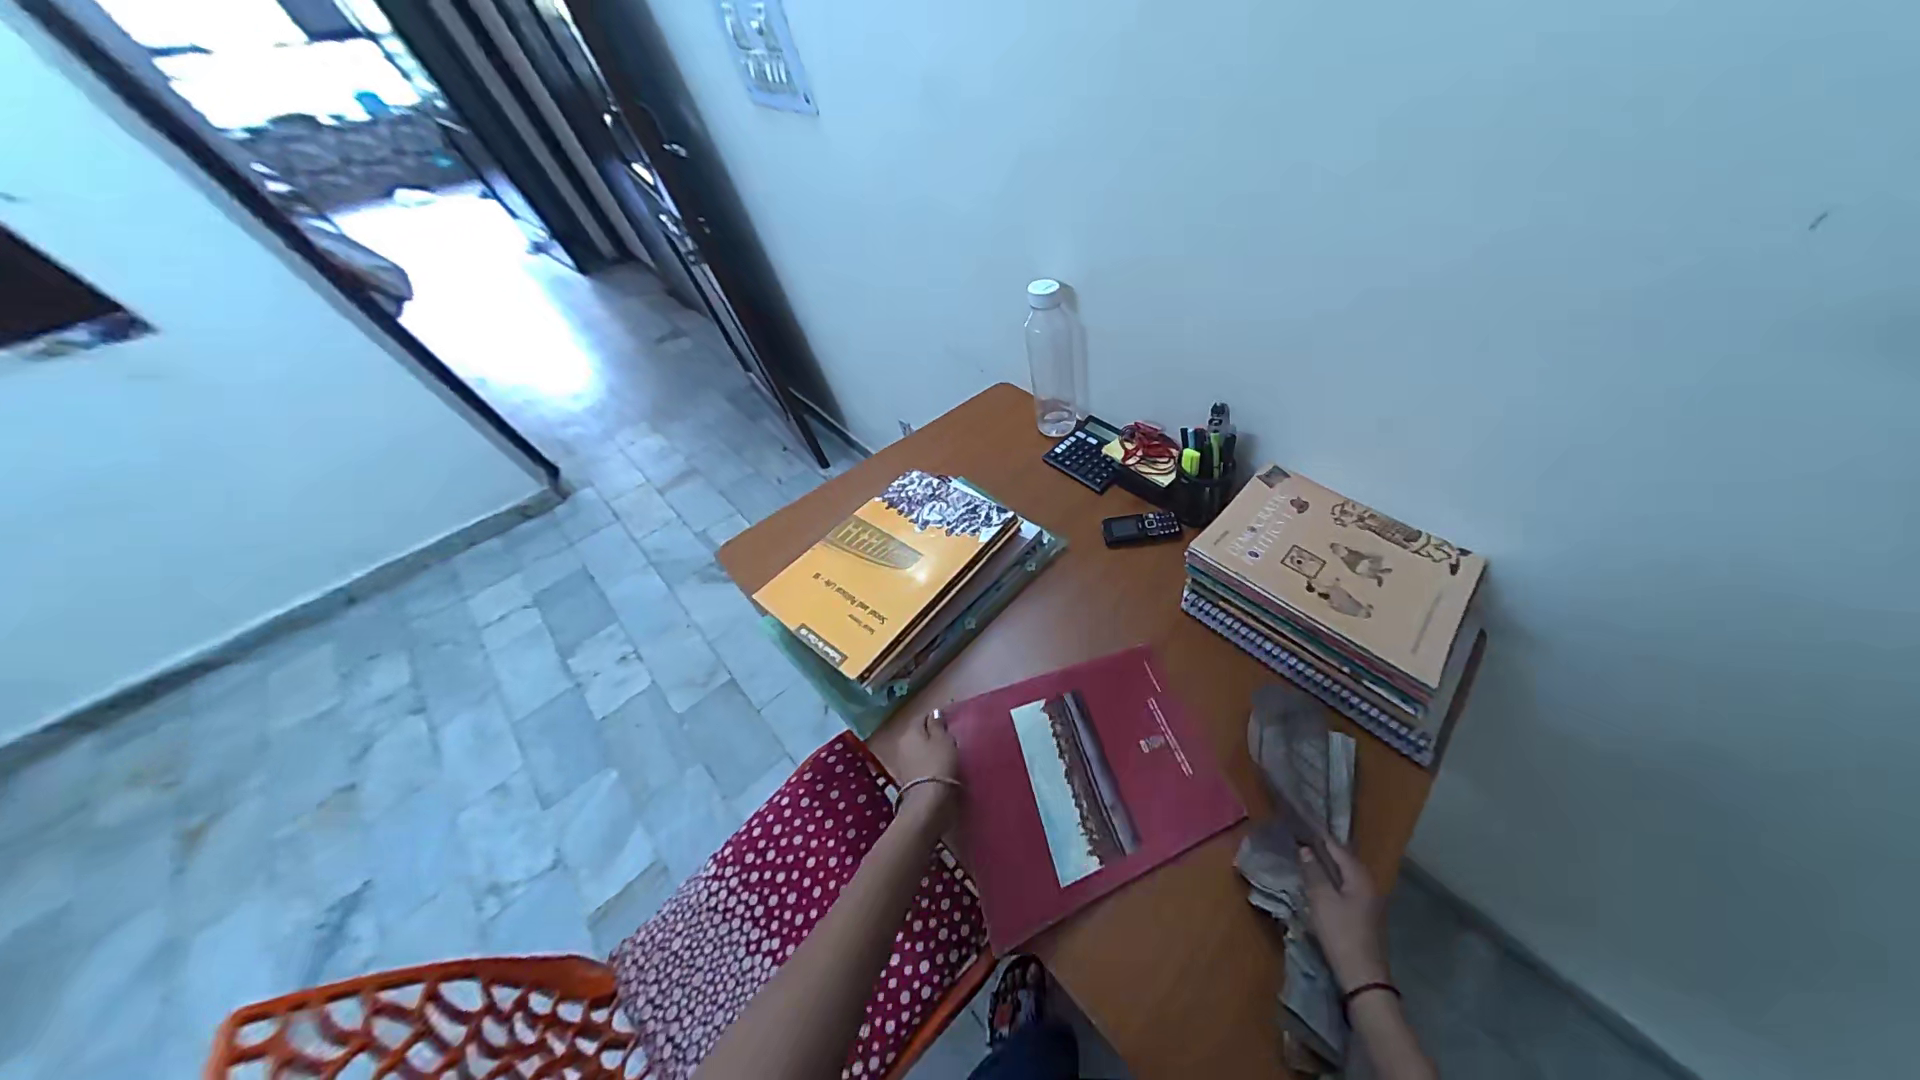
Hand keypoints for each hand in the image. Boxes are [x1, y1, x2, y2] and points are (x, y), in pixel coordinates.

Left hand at [895, 709, 960, 830]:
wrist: (928, 801)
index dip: (935, 718)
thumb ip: (938, 725)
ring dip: (928, 749)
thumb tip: (934, 712)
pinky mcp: (905, 778)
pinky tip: (936, 768)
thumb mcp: (944, 740)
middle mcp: (902, 743)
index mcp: (911, 731)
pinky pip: (918, 763)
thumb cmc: (939, 764)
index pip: (923, 717)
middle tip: (948, 739)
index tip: (949, 723)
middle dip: (930, 734)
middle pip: (918, 733)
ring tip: (944, 754)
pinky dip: (926, 763)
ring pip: (917, 748)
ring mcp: (901, 761)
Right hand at [1299, 840, 1390, 989]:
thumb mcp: (1321, 899)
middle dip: (1324, 848)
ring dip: (1327, 865)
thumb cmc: (1341, 933)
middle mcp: (1369, 885)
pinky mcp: (1364, 915)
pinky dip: (1331, 879)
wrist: (1362, 976)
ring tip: (1305, 855)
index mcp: (1361, 878)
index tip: (1301, 823)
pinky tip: (1318, 881)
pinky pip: (1345, 887)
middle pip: (1344, 860)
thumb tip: (1305, 849)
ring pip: (1345, 874)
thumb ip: (1313, 871)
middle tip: (1301, 836)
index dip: (1319, 836)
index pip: (1338, 848)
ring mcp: (1369, 901)